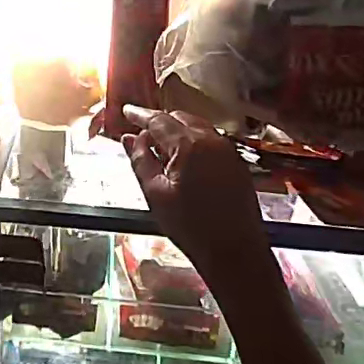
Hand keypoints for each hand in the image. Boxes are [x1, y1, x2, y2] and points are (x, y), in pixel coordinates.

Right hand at [121, 105, 273, 285]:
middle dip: (160, 122)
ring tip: (160, 147)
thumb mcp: (155, 193)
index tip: (127, 111)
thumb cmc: (191, 226)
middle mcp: (212, 140)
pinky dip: (193, 142)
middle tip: (142, 134)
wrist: (235, 252)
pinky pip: (210, 141)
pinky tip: (184, 160)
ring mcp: (228, 150)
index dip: (140, 115)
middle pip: (180, 118)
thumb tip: (129, 138)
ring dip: (177, 131)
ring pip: (197, 128)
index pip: (159, 120)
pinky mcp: (236, 163)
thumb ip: (140, 160)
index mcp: (189, 144)